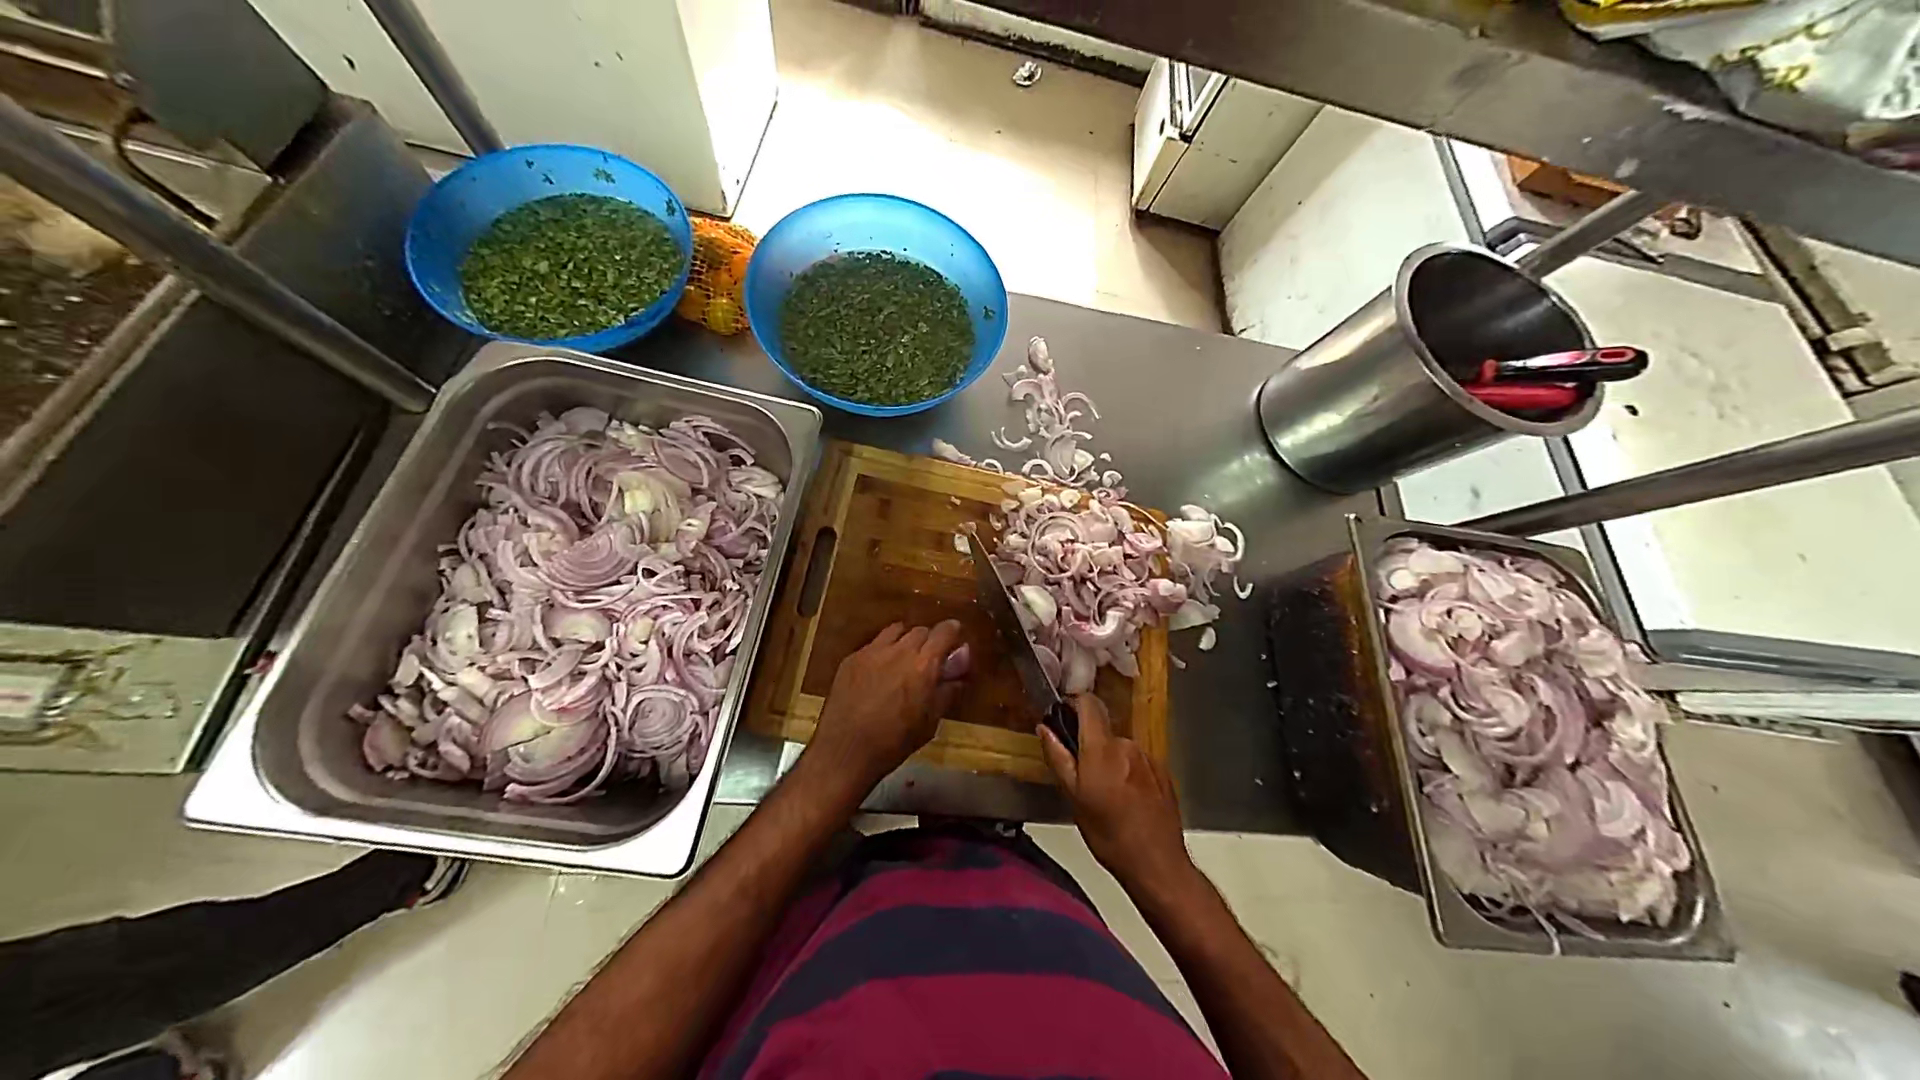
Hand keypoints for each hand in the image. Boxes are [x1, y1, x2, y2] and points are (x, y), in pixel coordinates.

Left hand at [804, 621, 966, 795]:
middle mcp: (899, 650)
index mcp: (924, 664)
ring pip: (895, 631)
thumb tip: (962, 660)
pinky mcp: (851, 659)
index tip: (954, 639)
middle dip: (928, 640)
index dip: (952, 632)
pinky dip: (882, 651)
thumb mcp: (931, 720)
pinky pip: (873, 645)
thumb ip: (949, 686)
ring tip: (904, 659)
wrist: (846, 750)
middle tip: (928, 660)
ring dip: (904, 640)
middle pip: (920, 630)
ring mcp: (872, 652)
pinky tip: (878, 672)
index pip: (944, 631)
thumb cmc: (896, 741)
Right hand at [1039, 694, 1192, 893]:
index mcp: (1102, 748)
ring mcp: (1149, 758)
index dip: (1074, 704)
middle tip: (1082, 777)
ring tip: (1106, 795)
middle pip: (1103, 730)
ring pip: (1120, 749)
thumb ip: (1058, 757)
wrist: (1156, 863)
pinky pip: (1138, 763)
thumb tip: (1045, 728)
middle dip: (1090, 746)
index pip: (1088, 703)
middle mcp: (1128, 745)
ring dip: (1110, 762)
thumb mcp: (1073, 797)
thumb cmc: (1109, 834)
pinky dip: (1128, 773)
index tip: (1064, 718)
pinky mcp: (1163, 772)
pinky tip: (1127, 801)